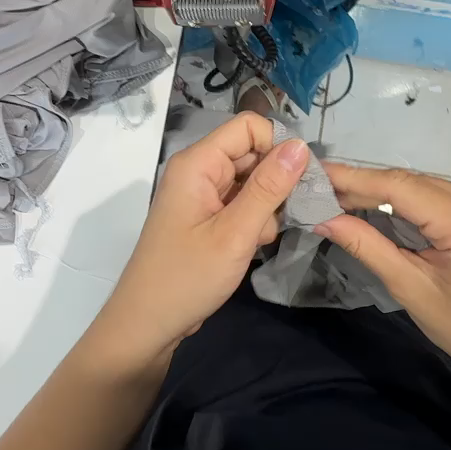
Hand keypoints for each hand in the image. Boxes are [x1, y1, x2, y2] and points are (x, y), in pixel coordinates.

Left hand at [90, 113, 309, 366]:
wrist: (148, 323)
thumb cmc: (188, 277)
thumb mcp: (235, 233)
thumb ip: (269, 188)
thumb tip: (301, 145)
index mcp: (197, 163)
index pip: (248, 126)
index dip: (278, 146)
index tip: (302, 180)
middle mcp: (198, 171)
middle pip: (252, 153)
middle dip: (276, 181)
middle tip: (289, 215)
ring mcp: (201, 195)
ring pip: (251, 181)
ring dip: (267, 206)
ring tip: (261, 237)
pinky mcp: (206, 218)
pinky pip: (241, 203)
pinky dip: (254, 221)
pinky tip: (253, 246)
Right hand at [314, 164, 450, 393]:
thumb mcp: (413, 291)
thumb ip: (367, 247)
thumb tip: (321, 217)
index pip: (402, 187)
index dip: (355, 178)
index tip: (315, 175)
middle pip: (414, 182)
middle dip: (365, 186)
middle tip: (320, 192)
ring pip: (426, 185)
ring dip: (385, 191)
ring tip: (342, 199)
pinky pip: (442, 193)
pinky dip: (410, 200)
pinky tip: (381, 207)